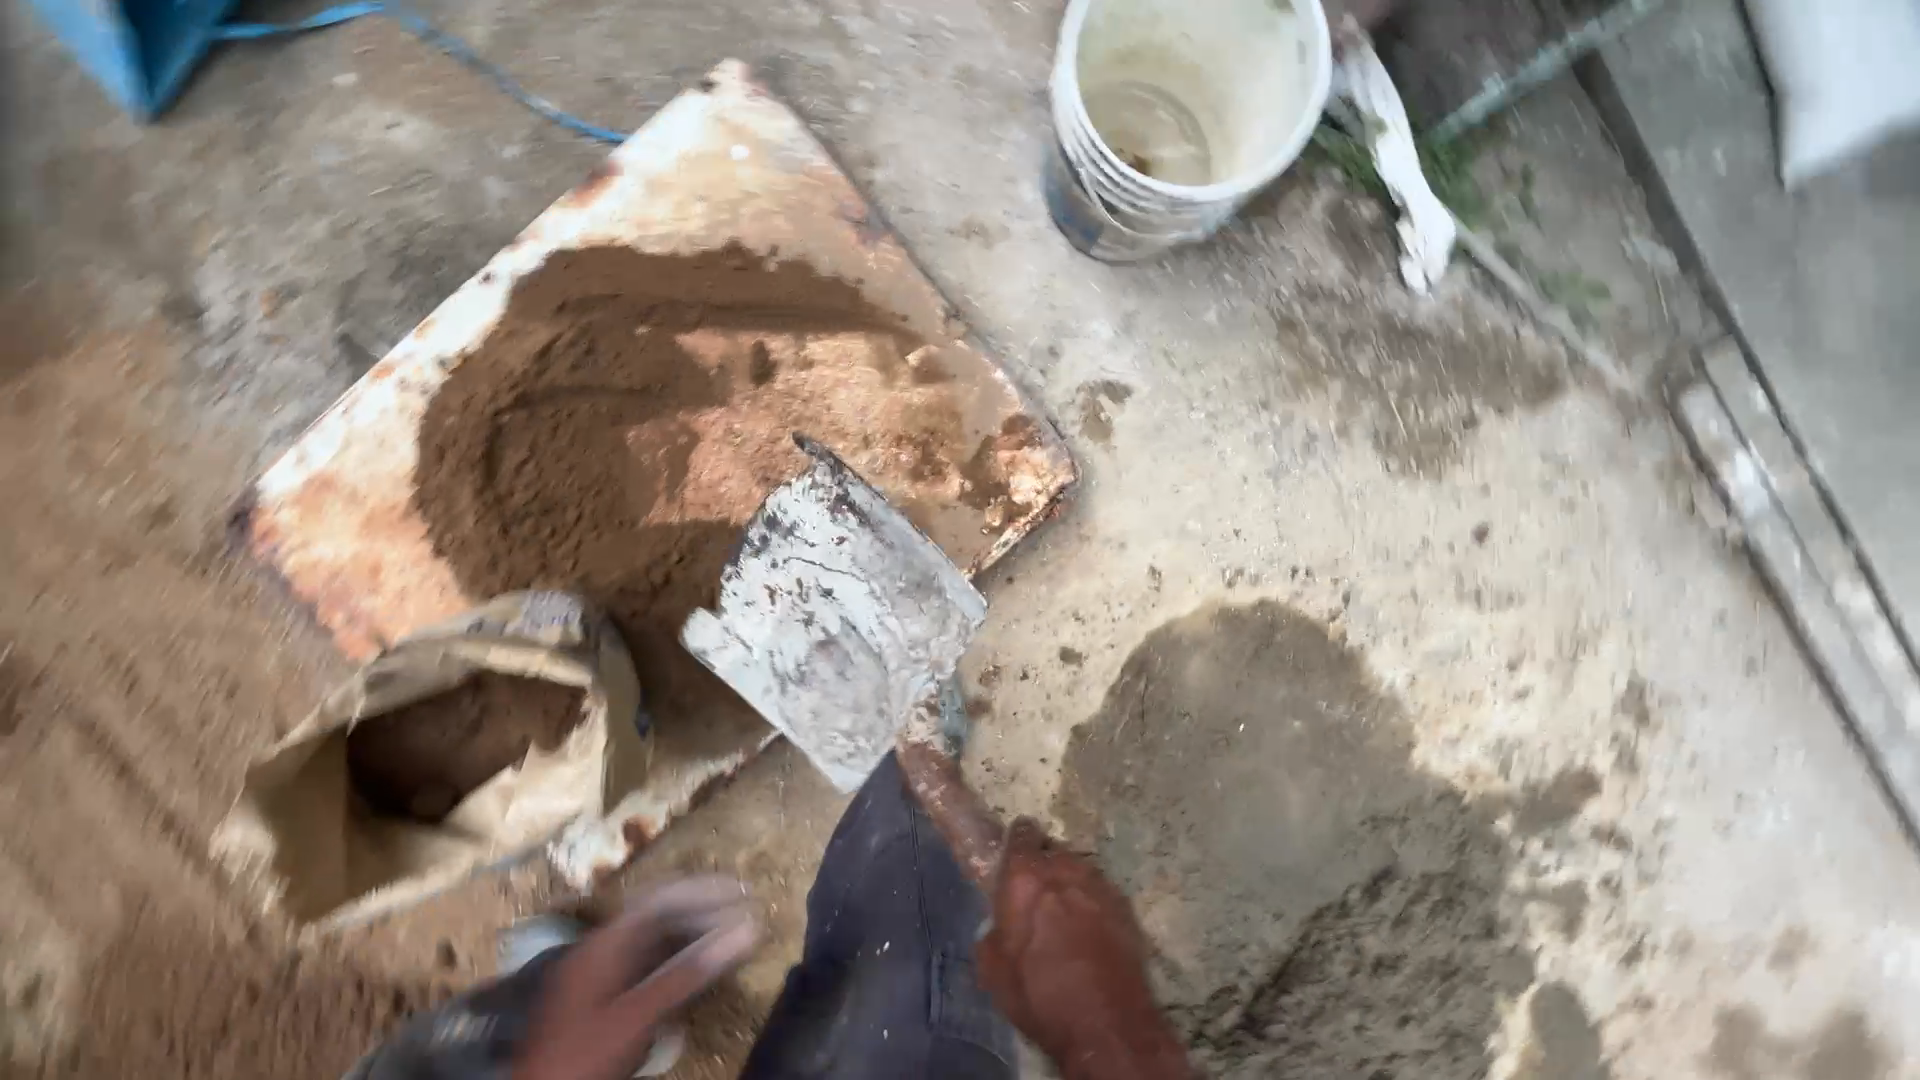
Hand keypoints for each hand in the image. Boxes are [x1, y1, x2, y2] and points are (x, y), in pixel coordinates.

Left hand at [514, 877, 761, 1079]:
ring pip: (652, 936)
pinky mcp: (600, 995)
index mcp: (605, 942)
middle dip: (700, 905)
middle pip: (656, 911)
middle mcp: (600, 947)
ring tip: (728, 929)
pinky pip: (645, 958)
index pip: (661, 897)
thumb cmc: (585, 1055)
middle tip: (741, 904)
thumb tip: (745, 930)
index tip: (741, 890)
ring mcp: (597, 971)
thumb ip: (689, 972)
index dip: (703, 889)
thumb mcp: (640, 1013)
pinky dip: (675, 954)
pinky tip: (696, 963)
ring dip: (690, 929)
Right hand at [973, 819, 1192, 1079]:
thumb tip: (998, 927)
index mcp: (1024, 878)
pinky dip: (1093, 903)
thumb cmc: (1040, 996)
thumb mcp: (994, 972)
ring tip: (1065, 913)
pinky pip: (1101, 892)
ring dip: (1070, 883)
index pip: (1020, 834)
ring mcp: (1099, 885)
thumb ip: (992, 935)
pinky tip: (1091, 930)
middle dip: (1044, 866)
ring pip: (1078, 870)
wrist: (1107, 1024)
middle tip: (1037, 894)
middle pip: (1052, 851)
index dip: (1017, 842)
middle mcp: (1063, 869)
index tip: (1014, 857)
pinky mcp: (1125, 906)